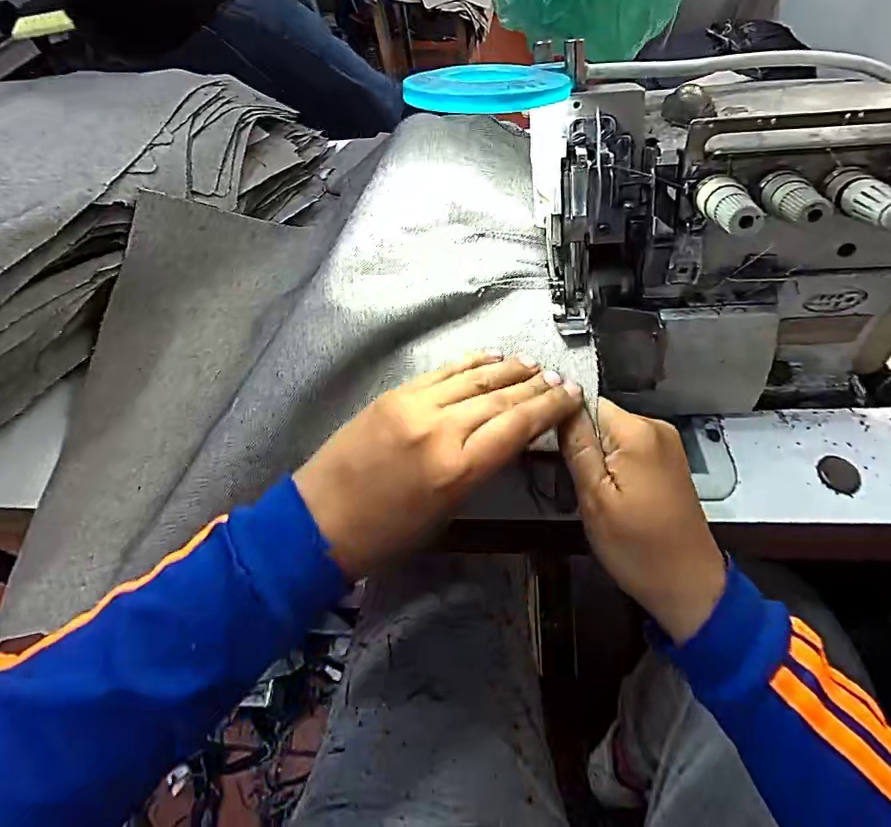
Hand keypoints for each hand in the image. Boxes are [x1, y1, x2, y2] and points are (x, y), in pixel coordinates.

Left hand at [295, 352, 582, 575]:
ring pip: (476, 378)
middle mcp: (441, 429)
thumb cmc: (387, 533)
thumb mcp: (448, 510)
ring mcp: (415, 406)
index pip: (518, 426)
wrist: (318, 522)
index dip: (550, 408)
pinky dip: (472, 362)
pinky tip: (493, 356)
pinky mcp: (395, 394)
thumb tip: (510, 436)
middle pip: (502, 399)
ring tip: (534, 364)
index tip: (572, 395)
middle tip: (560, 379)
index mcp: (457, 469)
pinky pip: (444, 371)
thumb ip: (481, 468)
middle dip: (537, 387)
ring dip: (510, 369)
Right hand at [558, 399, 726, 642]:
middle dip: (582, 442)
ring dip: (599, 456)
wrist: (688, 583)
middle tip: (574, 481)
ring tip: (595, 492)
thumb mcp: (594, 499)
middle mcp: (656, 427)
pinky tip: (615, 494)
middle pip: (602, 417)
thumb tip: (562, 407)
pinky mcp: (669, 460)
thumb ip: (576, 447)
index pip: (587, 403)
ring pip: (615, 434)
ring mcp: (666, 443)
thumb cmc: (638, 547)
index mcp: (637, 431)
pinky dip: (617, 465)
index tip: (551, 451)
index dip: (564, 422)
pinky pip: (632, 448)